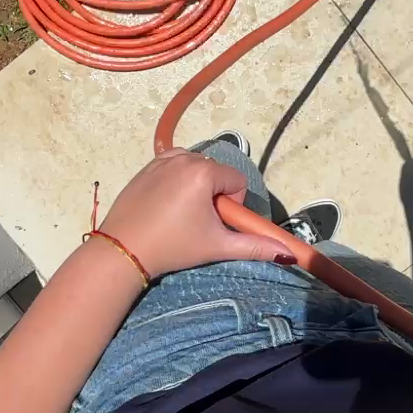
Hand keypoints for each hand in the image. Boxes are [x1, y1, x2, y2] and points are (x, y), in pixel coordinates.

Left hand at [95, 150, 289, 277]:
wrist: (124, 250)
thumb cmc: (173, 247)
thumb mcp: (217, 246)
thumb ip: (254, 246)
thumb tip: (288, 255)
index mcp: (204, 172)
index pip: (237, 181)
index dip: (231, 206)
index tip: (213, 224)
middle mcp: (184, 158)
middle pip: (216, 173)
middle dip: (213, 195)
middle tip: (195, 222)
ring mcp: (162, 159)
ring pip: (196, 168)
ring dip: (196, 187)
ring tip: (180, 214)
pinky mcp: (146, 166)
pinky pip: (174, 166)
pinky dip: (176, 180)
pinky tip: (166, 205)